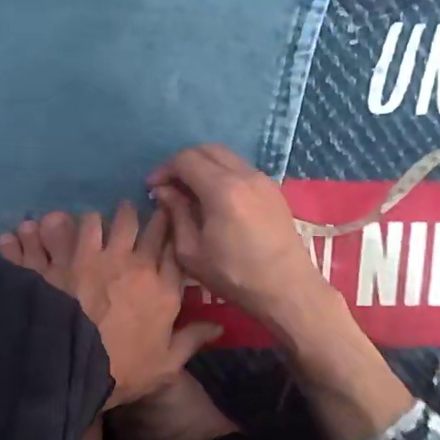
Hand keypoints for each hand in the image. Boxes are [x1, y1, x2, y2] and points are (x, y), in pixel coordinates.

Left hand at [0, 203, 222, 408]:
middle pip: (131, 222)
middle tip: (126, 210)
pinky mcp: (55, 262)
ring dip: (91, 220)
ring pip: (92, 220)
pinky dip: (43, 231)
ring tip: (87, 223)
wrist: (73, 372)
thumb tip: (220, 325)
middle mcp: (125, 262)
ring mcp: (86, 258)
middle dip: (130, 213)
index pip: (168, 242)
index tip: (164, 214)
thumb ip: (192, 338)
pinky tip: (36, 229)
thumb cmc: (124, 371)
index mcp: (157, 284)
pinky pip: (51, 235)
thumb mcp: (166, 364)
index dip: (166, 224)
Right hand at [146, 143, 332, 326]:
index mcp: (223, 190)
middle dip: (182, 162)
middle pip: (207, 150)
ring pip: (226, 156)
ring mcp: (262, 180)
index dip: (164, 170)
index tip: (152, 188)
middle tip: (169, 185)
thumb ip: (176, 214)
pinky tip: (213, 198)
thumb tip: (164, 192)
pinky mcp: (272, 190)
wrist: (287, 289)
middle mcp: (245, 176)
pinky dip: (220, 173)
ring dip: (203, 166)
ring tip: (189, 191)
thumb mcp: (191, 251)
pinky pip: (240, 169)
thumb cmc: (234, 275)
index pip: (186, 160)